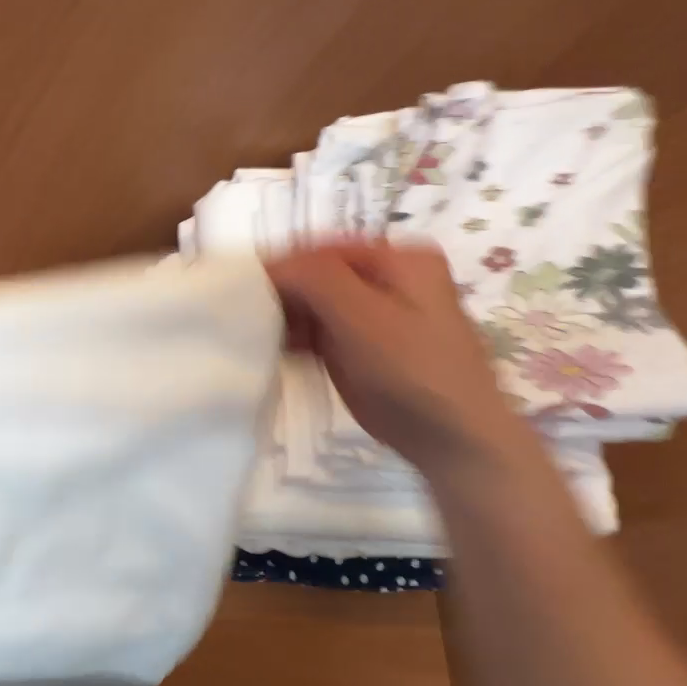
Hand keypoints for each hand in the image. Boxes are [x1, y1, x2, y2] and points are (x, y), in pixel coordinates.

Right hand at [267, 240, 534, 475]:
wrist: (449, 435)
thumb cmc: (411, 371)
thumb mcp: (363, 317)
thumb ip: (316, 279)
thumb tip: (268, 263)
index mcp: (398, 257)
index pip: (319, 250)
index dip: (277, 268)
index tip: (237, 296)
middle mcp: (387, 276)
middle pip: (314, 273)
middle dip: (279, 294)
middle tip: (246, 321)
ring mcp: (373, 312)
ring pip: (311, 302)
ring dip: (282, 317)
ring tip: (258, 338)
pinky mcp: (359, 343)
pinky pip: (316, 327)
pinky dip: (293, 336)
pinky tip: (276, 351)